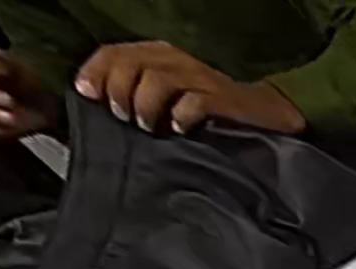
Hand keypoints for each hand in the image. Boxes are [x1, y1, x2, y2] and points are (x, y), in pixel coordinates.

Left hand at [73, 42, 304, 135]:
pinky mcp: (223, 99)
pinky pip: (194, 102)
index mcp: (161, 53)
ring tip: (147, 127)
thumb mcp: (177, 90)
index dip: (96, 71)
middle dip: (119, 90)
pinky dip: (181, 116)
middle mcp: (178, 59)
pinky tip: (179, 129)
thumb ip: (146, 87)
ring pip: (158, 81)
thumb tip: (110, 99)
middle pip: (132, 64)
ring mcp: (202, 78)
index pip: (115, 52)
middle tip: (122, 116)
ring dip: (145, 105)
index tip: (88, 95)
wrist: (267, 111)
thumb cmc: (218, 108)